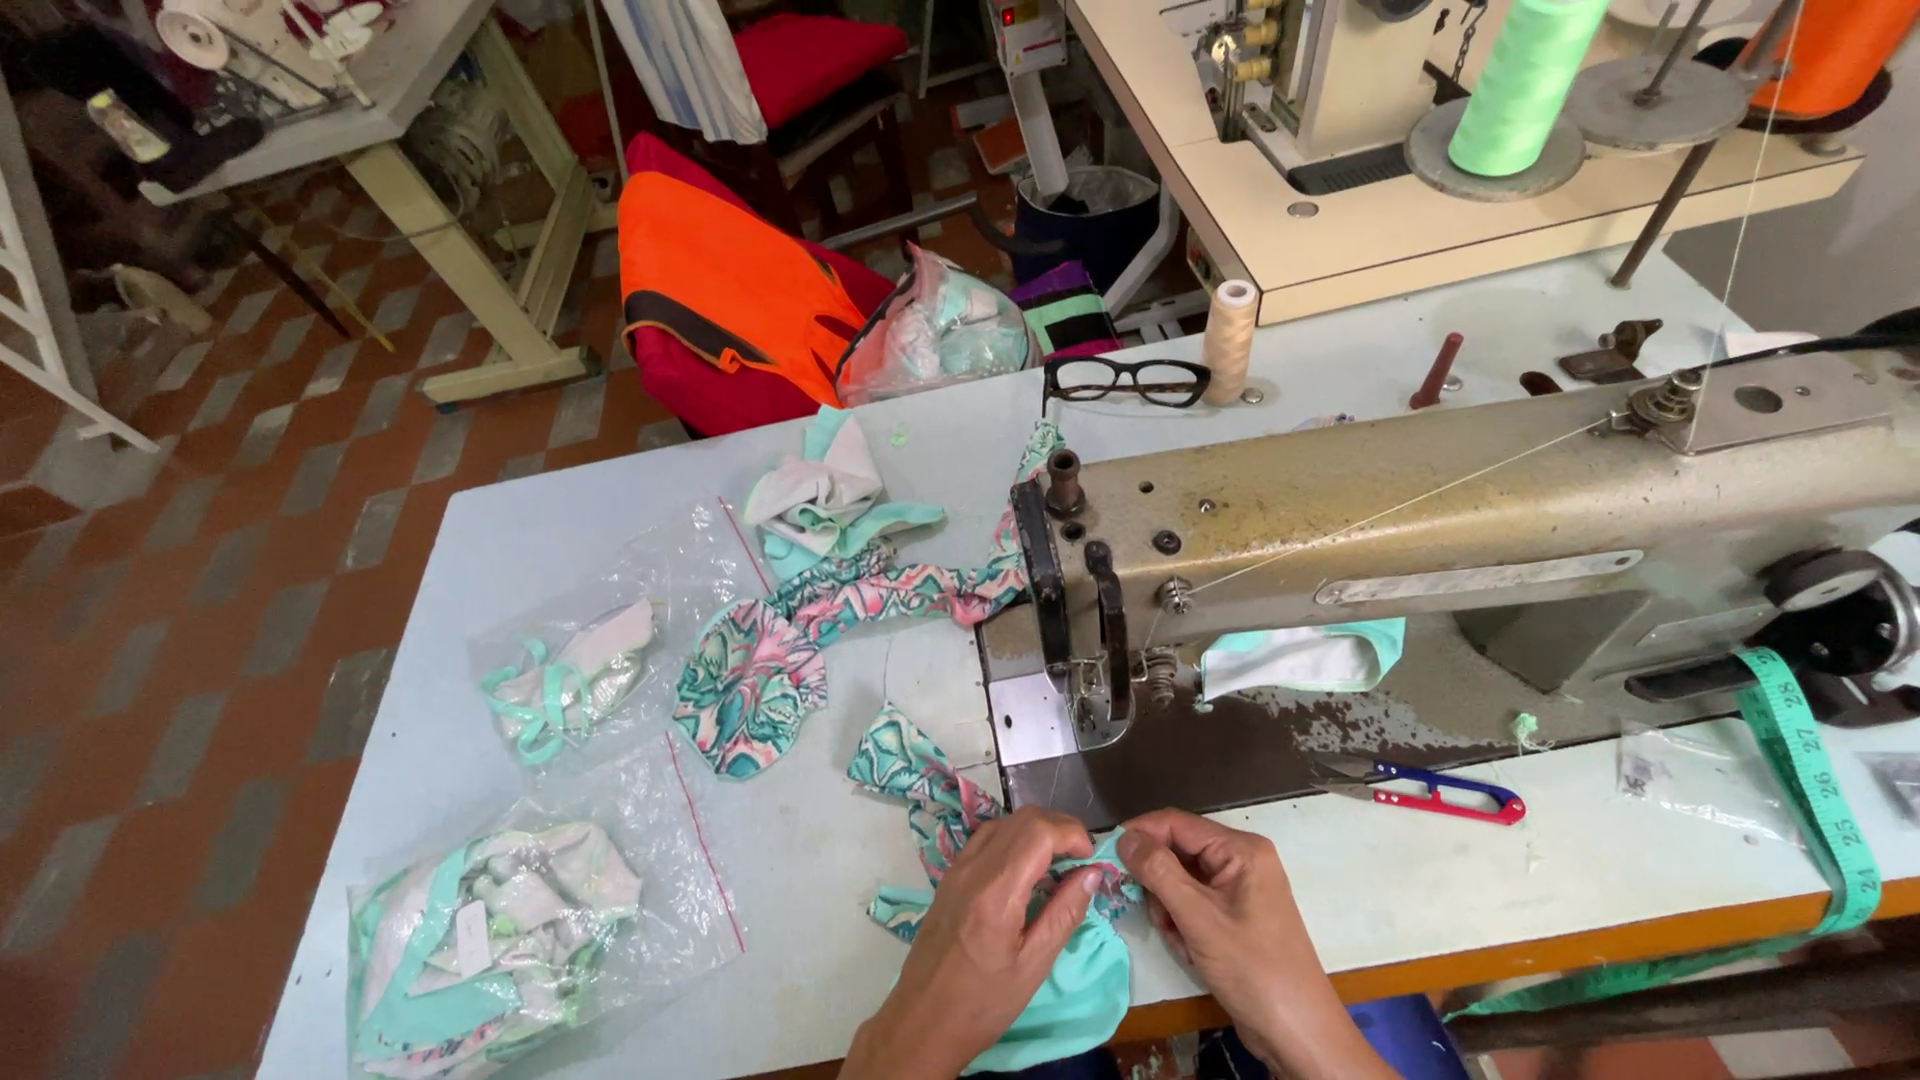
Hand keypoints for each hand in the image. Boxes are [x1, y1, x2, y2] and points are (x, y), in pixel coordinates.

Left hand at [839, 807, 1103, 1079]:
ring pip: (1004, 823)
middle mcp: (974, 868)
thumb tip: (1093, 873)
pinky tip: (1027, 867)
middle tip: (1082, 858)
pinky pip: (986, 838)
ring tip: (1060, 861)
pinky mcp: (950, 876)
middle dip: (1060, 827)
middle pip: (1023, 819)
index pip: (1040, 831)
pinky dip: (1013, 838)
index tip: (1092, 858)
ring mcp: (957, 868)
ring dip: (1037, 830)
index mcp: (996, 891)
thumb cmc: (982, 1004)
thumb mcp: (1034, 966)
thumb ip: (1065, 913)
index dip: (1073, 833)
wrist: (921, 1021)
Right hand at [1119, 809, 1393, 1079]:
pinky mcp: (1234, 914)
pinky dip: (1182, 923)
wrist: (1296, 1032)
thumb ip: (1158, 871)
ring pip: (1180, 879)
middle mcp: (1240, 860)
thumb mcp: (1198, 917)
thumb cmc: (1252, 968)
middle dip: (1158, 883)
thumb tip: (1124, 837)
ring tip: (1179, 939)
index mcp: (1240, 849)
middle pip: (1177, 851)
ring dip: (1169, 908)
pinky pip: (1193, 903)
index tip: (1107, 855)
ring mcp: (1239, 888)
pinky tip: (1190, 949)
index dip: (1140, 834)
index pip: (1176, 822)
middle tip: (1155, 914)